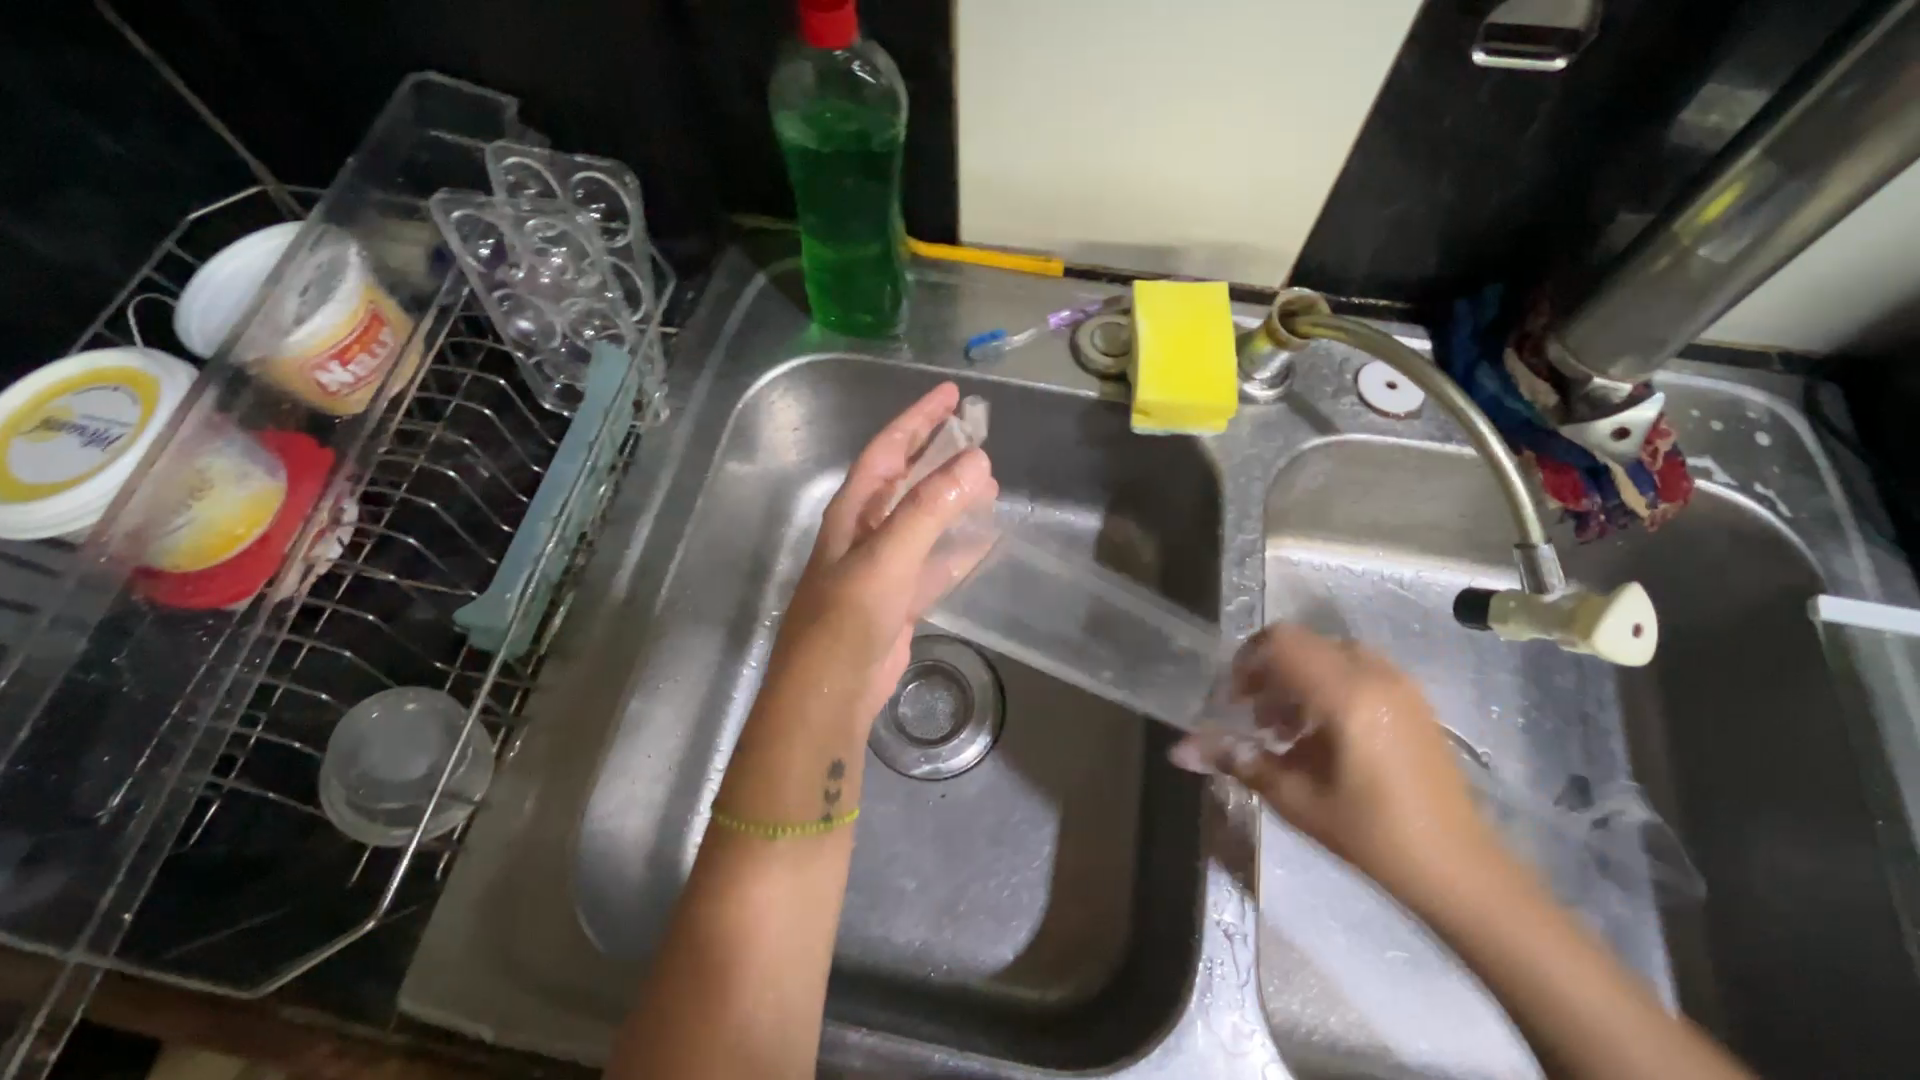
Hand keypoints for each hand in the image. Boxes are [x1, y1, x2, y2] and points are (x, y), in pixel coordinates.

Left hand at [760, 382, 997, 734]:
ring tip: (989, 485)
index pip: (887, 450)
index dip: (916, 420)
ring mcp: (882, 569)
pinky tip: (983, 543)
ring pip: (923, 522)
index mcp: (853, 512)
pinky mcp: (898, 603)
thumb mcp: (888, 554)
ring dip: (952, 502)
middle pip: (906, 482)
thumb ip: (930, 507)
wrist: (831, 690)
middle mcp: (864, 533)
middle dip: (938, 457)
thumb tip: (976, 460)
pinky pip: (933, 565)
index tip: (950, 395)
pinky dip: (957, 551)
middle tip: (979, 438)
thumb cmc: (849, 616)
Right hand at [1170, 625, 1496, 887]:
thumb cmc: (1371, 834)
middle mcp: (1375, 675)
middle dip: (1268, 672)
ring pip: (1330, 654)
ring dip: (1297, 679)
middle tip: (1254, 718)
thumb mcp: (1295, 799)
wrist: (1457, 866)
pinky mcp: (1414, 700)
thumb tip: (1179, 750)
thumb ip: (1237, 761)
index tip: (1232, 702)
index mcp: (1346, 694)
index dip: (1245, 663)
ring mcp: (1400, 684)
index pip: (1280, 643)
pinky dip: (1328, 686)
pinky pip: (1358, 669)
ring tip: (1286, 731)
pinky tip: (1323, 737)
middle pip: (1302, 643)